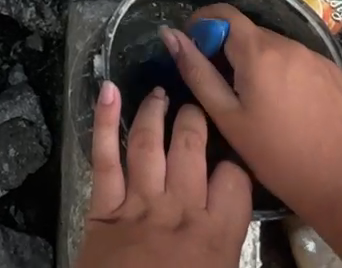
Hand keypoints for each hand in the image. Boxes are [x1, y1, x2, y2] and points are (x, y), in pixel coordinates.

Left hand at [74, 80, 251, 267]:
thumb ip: (231, 253)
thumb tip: (239, 230)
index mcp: (215, 240)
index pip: (235, 181)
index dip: (235, 164)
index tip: (232, 156)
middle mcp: (178, 212)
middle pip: (190, 149)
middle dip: (195, 120)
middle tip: (195, 105)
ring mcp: (138, 204)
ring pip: (148, 143)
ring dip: (154, 112)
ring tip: (160, 92)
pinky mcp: (102, 206)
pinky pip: (103, 157)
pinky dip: (103, 120)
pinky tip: (108, 90)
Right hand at [160, 4, 341, 225]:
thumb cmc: (281, 158)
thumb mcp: (229, 119)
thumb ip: (196, 72)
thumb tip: (169, 34)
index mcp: (259, 51)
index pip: (224, 13)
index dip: (204, 24)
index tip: (196, 49)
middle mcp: (292, 46)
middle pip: (252, 34)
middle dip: (233, 50)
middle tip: (227, 88)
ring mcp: (323, 61)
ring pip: (281, 51)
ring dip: (264, 65)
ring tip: (265, 106)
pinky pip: (307, 67)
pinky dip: (292, 78)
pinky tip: (298, 114)